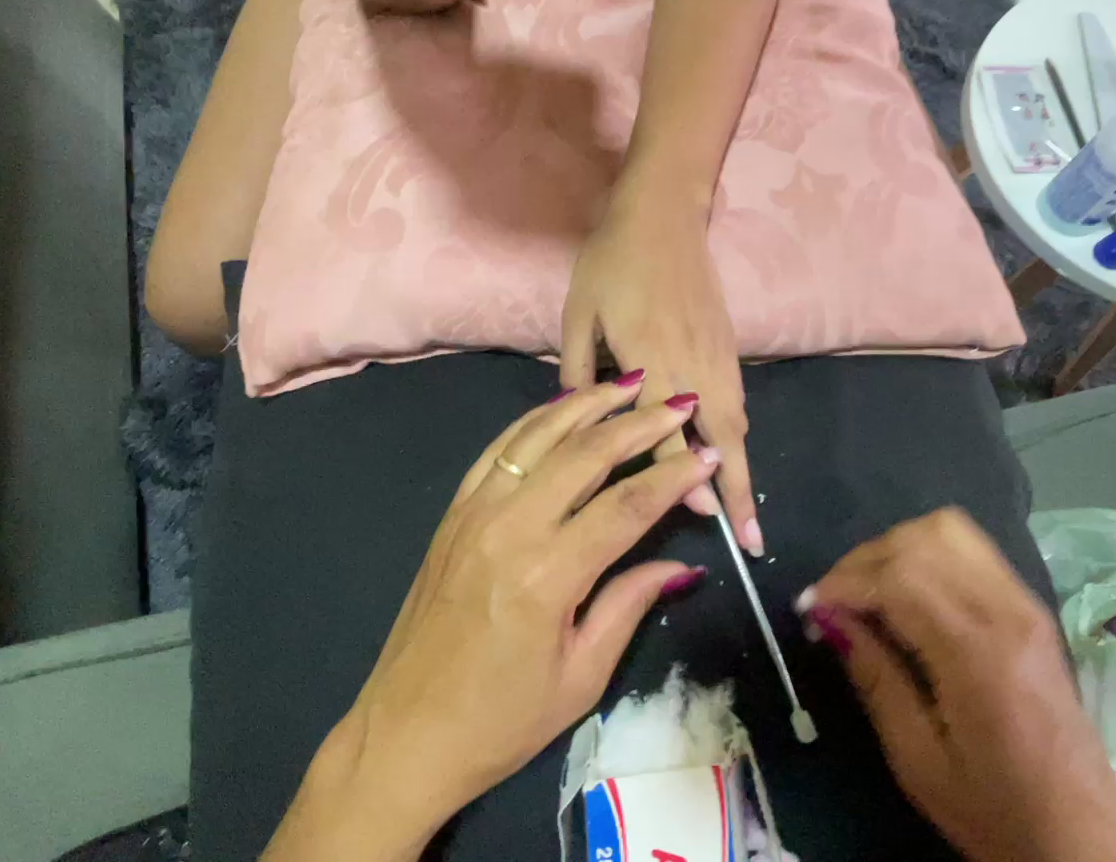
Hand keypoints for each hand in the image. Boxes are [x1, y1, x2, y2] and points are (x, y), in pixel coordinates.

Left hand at [264, 379, 717, 860]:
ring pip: (539, 435)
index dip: (675, 476)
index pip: (627, 505)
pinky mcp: (455, 512)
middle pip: (586, 453)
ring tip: (628, 383)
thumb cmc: (501, 720)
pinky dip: (537, 420)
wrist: (406, 732)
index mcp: (548, 574)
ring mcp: (476, 511)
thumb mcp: (580, 677)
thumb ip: (629, 605)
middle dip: (639, 423)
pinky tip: (564, 407)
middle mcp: (510, 526)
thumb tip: (682, 564)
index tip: (710, 455)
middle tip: (679, 402)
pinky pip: (500, 449)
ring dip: (587, 403)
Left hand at [561, 197, 759, 552]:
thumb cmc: (610, 263)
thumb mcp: (578, 314)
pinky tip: (732, 452)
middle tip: (751, 540)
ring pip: (736, 420)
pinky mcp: (727, 342)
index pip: (670, 433)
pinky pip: (736, 398)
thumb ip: (579, 370)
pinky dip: (738, 432)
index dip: (687, 478)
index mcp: (651, 361)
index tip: (707, 522)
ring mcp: (716, 354)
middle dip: (738, 489)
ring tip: (749, 511)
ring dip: (744, 466)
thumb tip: (578, 417)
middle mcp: (692, 366)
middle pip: (723, 437)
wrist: (661, 215)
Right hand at [798, 511, 1115, 861]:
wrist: (1084, 831)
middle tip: (834, 601)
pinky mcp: (1028, 603)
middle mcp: (1006, 612)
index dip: (844, 583)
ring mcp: (1023, 601)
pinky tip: (904, 590)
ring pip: (945, 529)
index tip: (809, 607)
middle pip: (920, 540)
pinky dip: (923, 551)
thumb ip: (874, 677)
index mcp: (978, 655)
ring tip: (867, 589)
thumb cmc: (996, 809)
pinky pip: (967, 546)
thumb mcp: (917, 759)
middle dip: (863, 560)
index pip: (899, 579)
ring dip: (894, 548)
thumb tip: (828, 618)